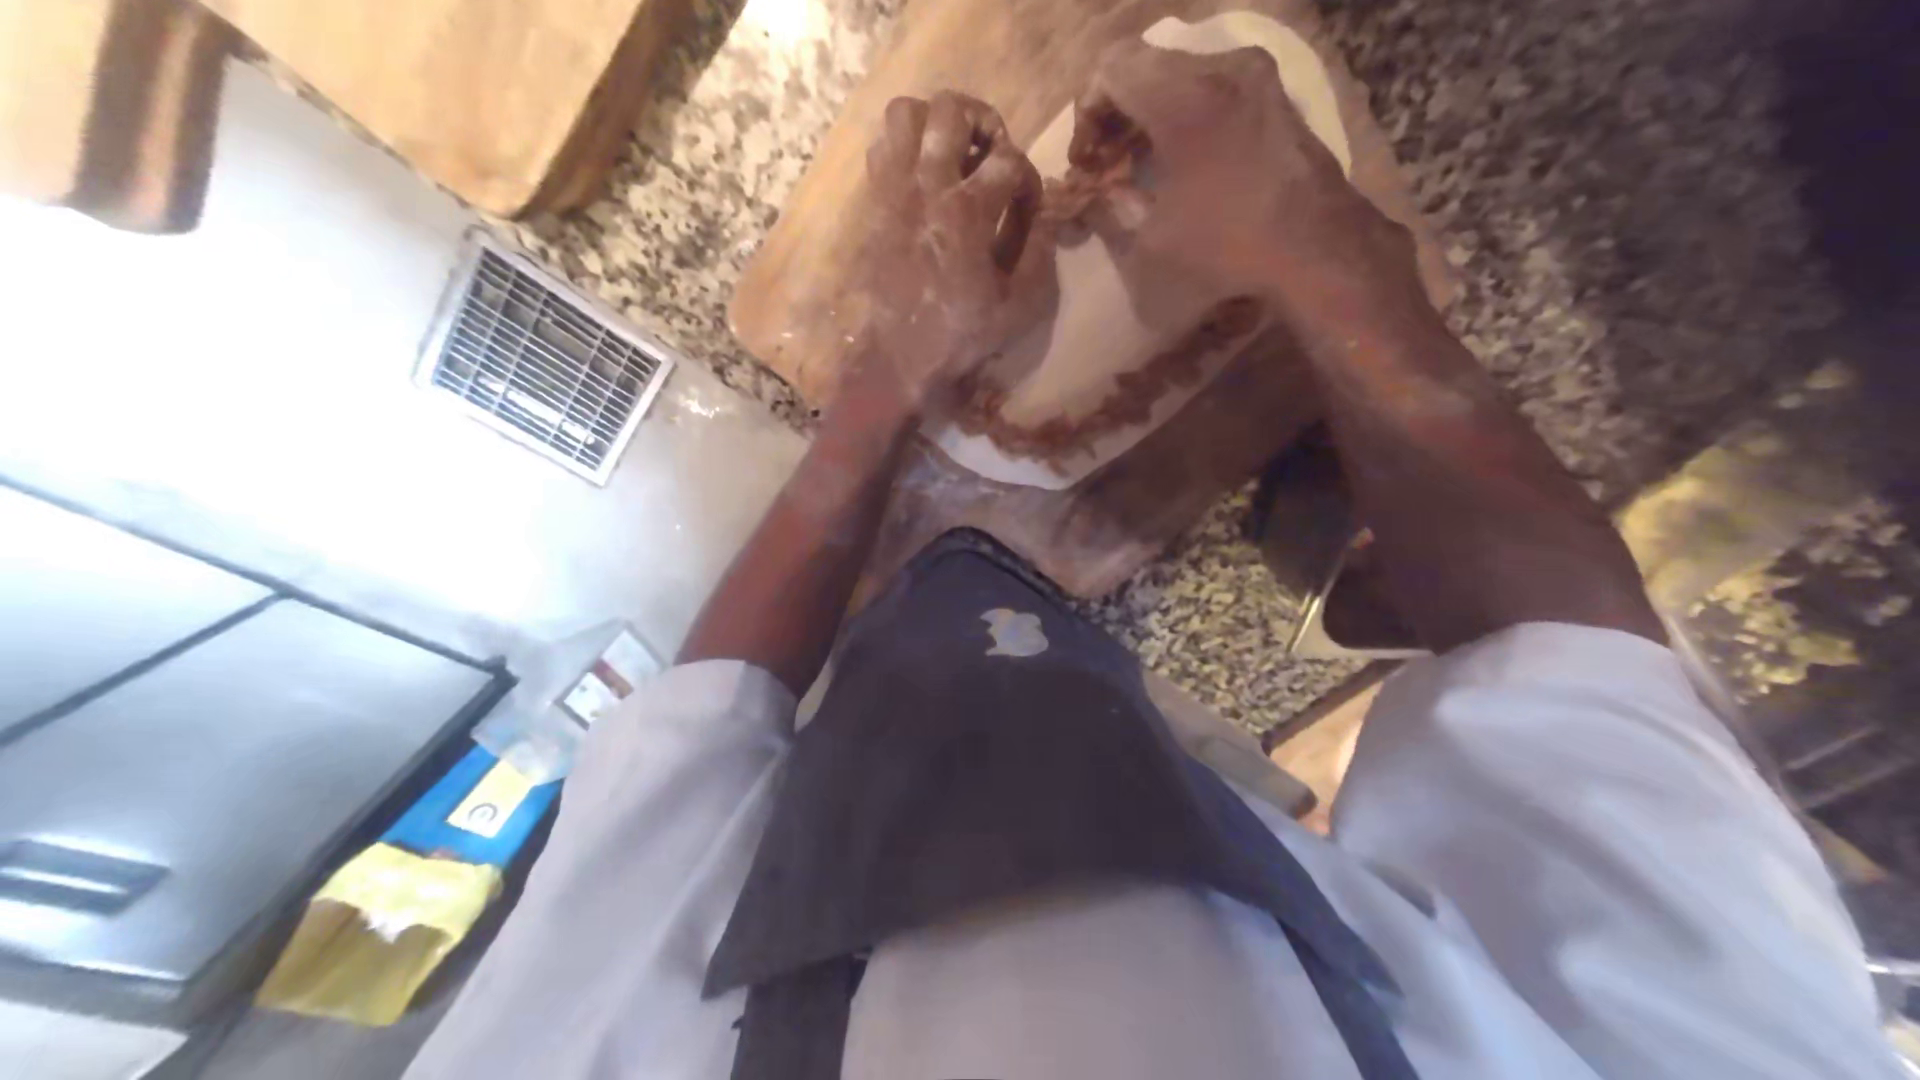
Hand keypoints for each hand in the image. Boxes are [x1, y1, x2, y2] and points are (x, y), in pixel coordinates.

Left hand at [843, 92, 1056, 420]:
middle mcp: (927, 188)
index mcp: (967, 213)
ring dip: (934, 121)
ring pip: (905, 113)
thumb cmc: (960, 336)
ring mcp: (894, 192)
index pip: (1009, 161)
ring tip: (952, 152)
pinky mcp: (873, 205)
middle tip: (990, 154)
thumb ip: (1040, 255)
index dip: (1028, 179)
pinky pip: (881, 148)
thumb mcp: (1018, 307)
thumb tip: (1045, 217)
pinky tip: (921, 176)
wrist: (898, 360)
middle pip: (951, 110)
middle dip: (983, 122)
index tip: (1027, 208)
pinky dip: (903, 147)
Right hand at [1071, 39, 1424, 325]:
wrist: (1317, 252)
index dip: (1087, 111)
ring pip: (1180, 73)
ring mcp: (1256, 77)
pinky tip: (1179, 162)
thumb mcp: (1148, 245)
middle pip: (1146, 64)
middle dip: (1115, 111)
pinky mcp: (1276, 95)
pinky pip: (1213, 86)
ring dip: (1149, 113)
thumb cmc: (1226, 250)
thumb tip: (1100, 192)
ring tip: (1138, 166)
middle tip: (1105, 163)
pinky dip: (1184, 113)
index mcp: (1185, 99)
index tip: (1086, 160)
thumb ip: (1112, 209)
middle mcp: (1222, 69)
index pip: (1112, 68)